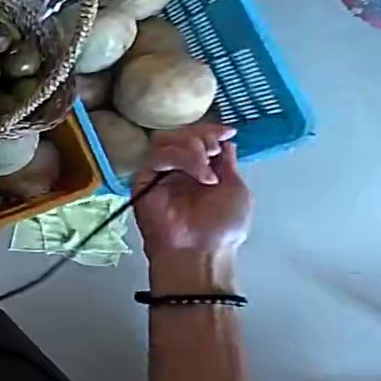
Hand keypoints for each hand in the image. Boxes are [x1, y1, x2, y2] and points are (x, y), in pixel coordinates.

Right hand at [132, 124, 250, 292]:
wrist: (201, 250)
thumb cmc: (222, 227)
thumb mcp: (237, 189)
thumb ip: (227, 163)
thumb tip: (224, 140)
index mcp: (199, 169)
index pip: (197, 138)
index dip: (210, 130)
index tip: (227, 131)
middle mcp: (177, 169)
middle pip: (179, 134)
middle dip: (200, 136)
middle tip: (213, 149)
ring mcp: (160, 173)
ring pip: (165, 141)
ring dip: (191, 146)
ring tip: (207, 164)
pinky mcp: (144, 180)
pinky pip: (157, 157)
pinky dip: (182, 159)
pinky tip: (201, 175)